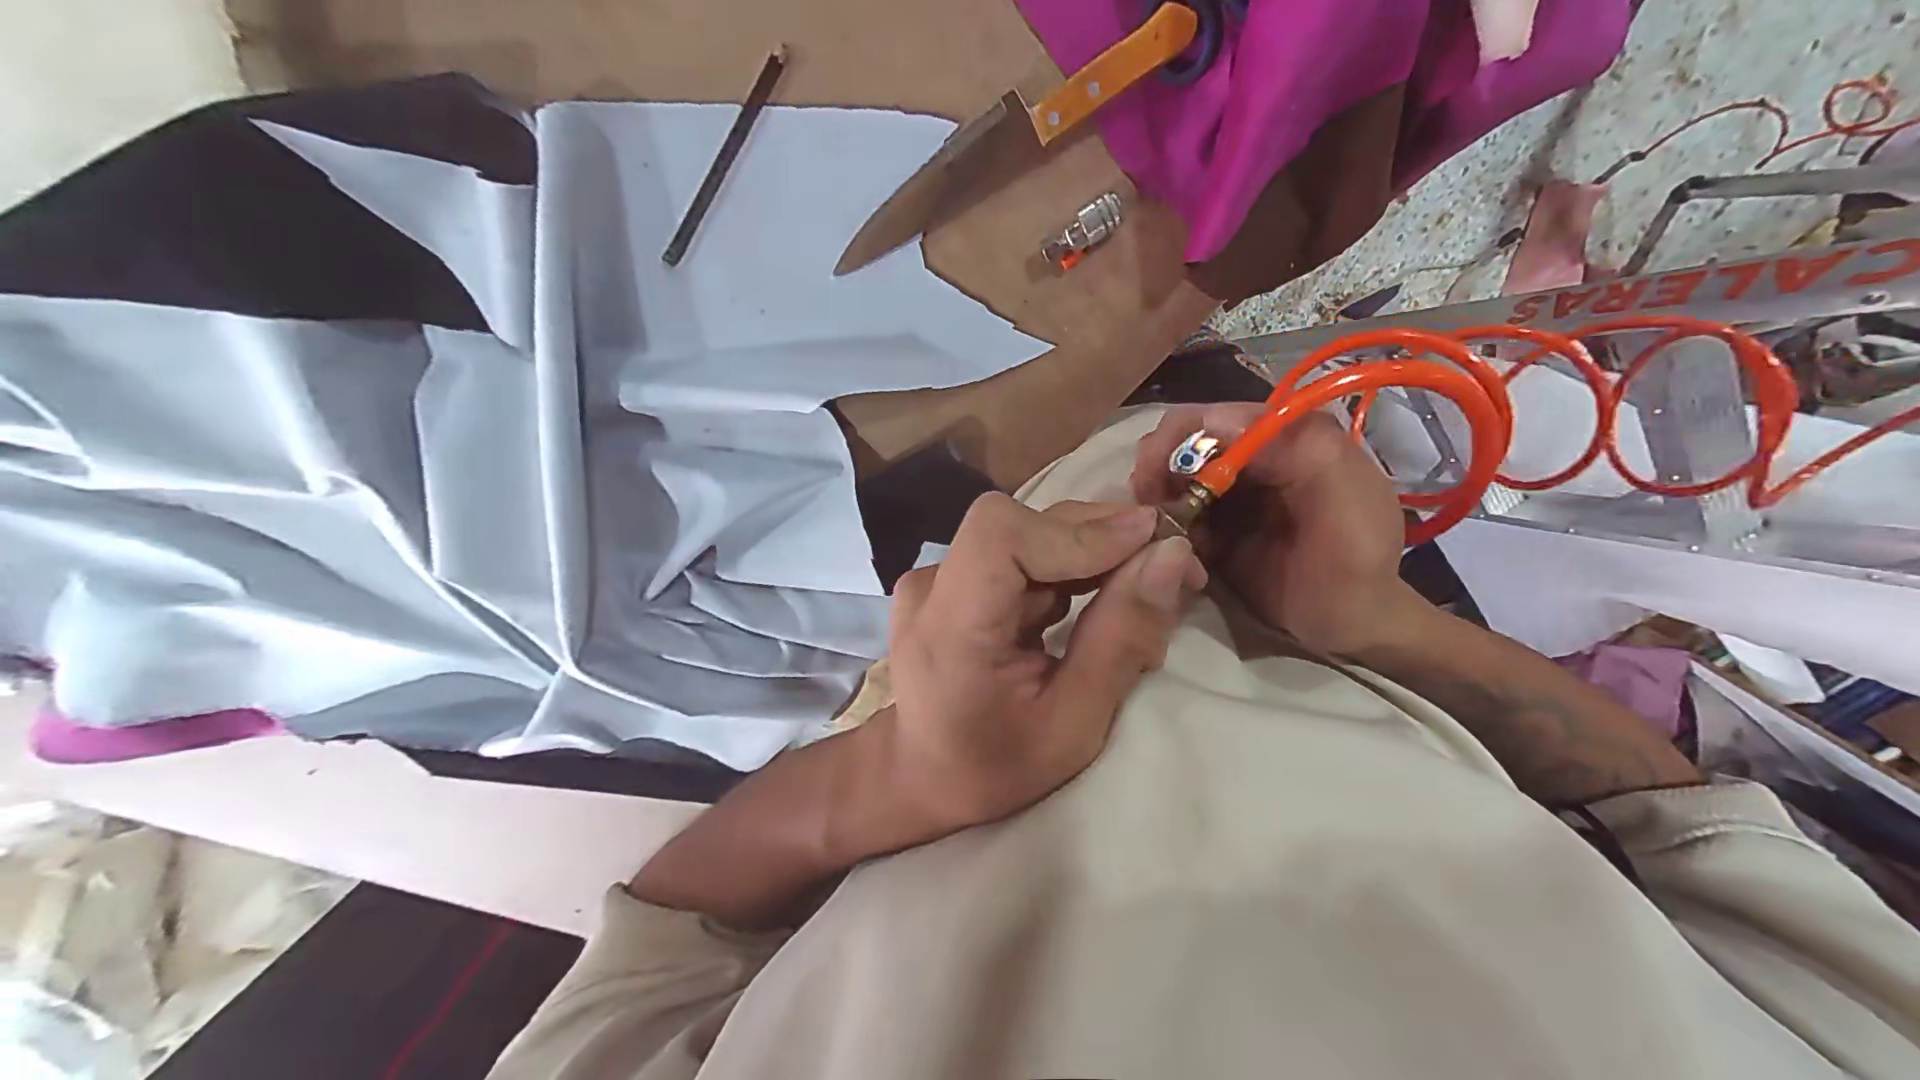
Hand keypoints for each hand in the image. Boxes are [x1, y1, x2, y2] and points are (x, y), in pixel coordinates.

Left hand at [876, 494, 1206, 833]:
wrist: (923, 775)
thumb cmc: (994, 768)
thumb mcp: (1072, 726)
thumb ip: (1120, 641)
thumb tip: (1171, 557)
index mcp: (948, 629)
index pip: (1001, 535)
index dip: (1079, 531)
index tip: (1152, 542)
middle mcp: (933, 587)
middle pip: (1023, 525)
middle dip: (1105, 538)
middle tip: (1175, 570)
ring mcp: (940, 580)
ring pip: (1030, 534)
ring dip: (1096, 554)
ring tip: (1145, 594)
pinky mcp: (955, 581)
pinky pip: (1023, 555)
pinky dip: (1073, 569)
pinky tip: (1105, 603)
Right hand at [1131, 403, 1422, 656]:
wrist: (1348, 621)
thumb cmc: (1353, 561)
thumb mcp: (1347, 496)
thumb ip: (1300, 448)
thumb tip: (1216, 420)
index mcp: (1286, 436)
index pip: (1214, 418)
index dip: (1177, 443)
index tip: (1153, 481)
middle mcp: (1252, 455)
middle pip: (1183, 442)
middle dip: (1158, 470)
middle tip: (1148, 508)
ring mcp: (1229, 490)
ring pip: (1171, 475)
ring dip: (1158, 500)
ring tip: (1160, 530)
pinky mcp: (1213, 523)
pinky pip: (1173, 512)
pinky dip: (1165, 526)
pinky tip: (1175, 547)